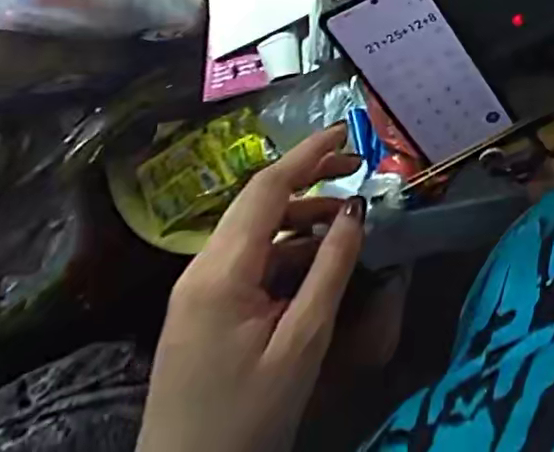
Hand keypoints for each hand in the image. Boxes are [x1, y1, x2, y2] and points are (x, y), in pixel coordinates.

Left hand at [138, 125, 366, 451]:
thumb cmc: (246, 421)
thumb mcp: (302, 344)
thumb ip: (331, 269)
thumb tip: (355, 208)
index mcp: (221, 272)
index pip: (267, 189)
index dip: (308, 154)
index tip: (346, 132)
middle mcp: (201, 268)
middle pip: (257, 200)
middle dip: (307, 176)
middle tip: (355, 165)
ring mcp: (197, 288)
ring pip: (253, 228)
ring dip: (299, 214)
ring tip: (344, 218)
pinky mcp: (202, 307)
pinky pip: (248, 257)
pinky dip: (285, 247)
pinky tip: (314, 260)